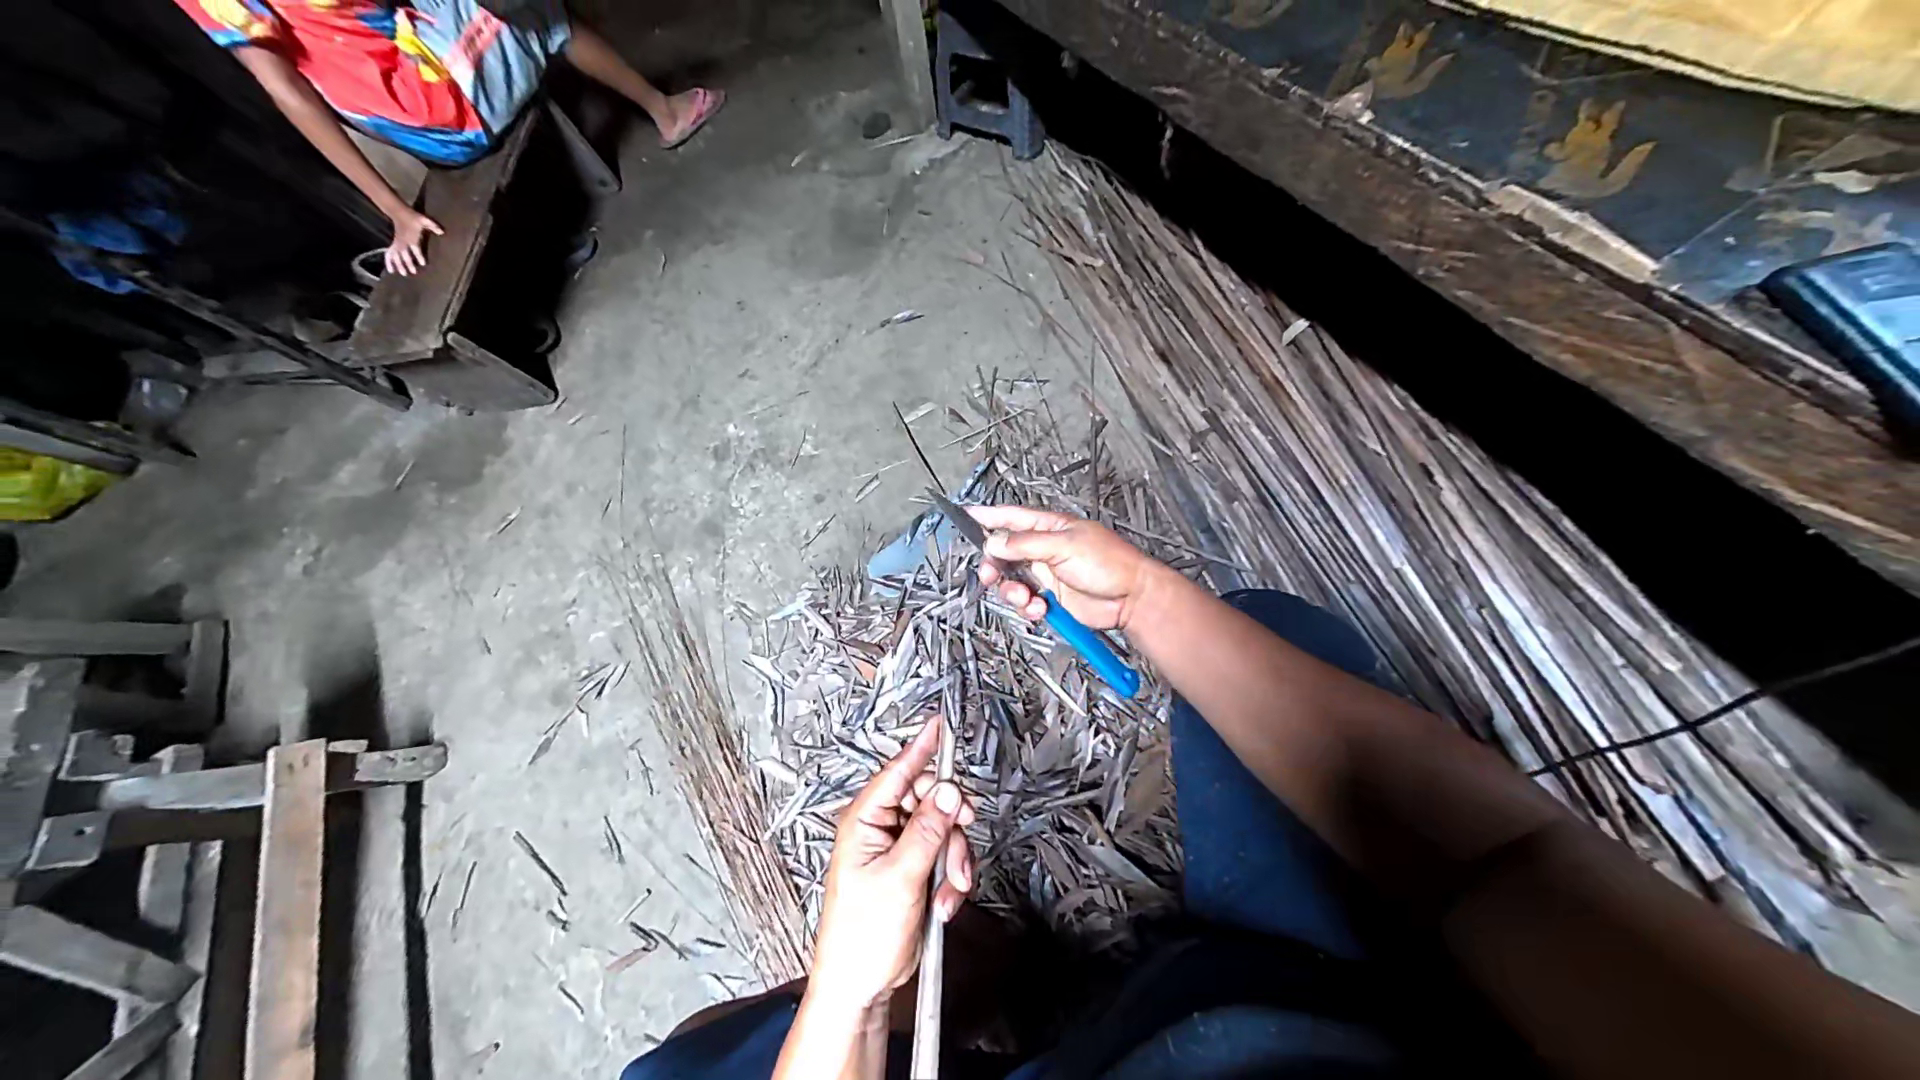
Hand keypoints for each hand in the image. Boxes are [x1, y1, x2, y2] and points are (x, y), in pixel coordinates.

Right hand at [384, 206, 442, 275]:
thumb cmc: (413, 217)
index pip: (415, 248)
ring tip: (402, 273)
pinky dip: (388, 261)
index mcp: (411, 238)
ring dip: (398, 264)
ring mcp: (397, 243)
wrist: (398, 211)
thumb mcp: (424, 220)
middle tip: (413, 272)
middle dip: (408, 263)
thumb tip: (442, 232)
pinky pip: (389, 253)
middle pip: (404, 254)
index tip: (422, 263)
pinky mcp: (394, 243)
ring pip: (396, 255)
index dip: (418, 255)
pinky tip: (390, 269)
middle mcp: (403, 242)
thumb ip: (433, 226)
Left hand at [808, 718, 974, 1012]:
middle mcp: (882, 828)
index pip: (898, 772)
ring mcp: (899, 848)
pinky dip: (952, 876)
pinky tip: (944, 900)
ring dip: (954, 858)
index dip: (921, 747)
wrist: (862, 984)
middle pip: (930, 799)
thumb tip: (947, 791)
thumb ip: (928, 830)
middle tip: (959, 837)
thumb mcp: (899, 876)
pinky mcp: (915, 868)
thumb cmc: (860, 936)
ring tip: (949, 887)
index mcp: (865, 820)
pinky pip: (946, 854)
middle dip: (951, 823)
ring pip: (944, 827)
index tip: (940, 725)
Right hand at [968, 506, 1162, 630]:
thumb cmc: (1110, 563)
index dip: (987, 517)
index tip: (965, 516)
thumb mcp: (1064, 546)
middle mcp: (1044, 549)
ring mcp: (1046, 574)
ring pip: (1011, 581)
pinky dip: (1027, 608)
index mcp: (1048, 527)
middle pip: (1003, 553)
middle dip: (993, 565)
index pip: (1010, 517)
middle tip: (990, 574)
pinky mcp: (1049, 597)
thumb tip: (995, 541)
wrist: (1131, 599)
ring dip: (1012, 591)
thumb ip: (1025, 543)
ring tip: (1025, 597)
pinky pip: (1024, 602)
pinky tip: (1040, 608)